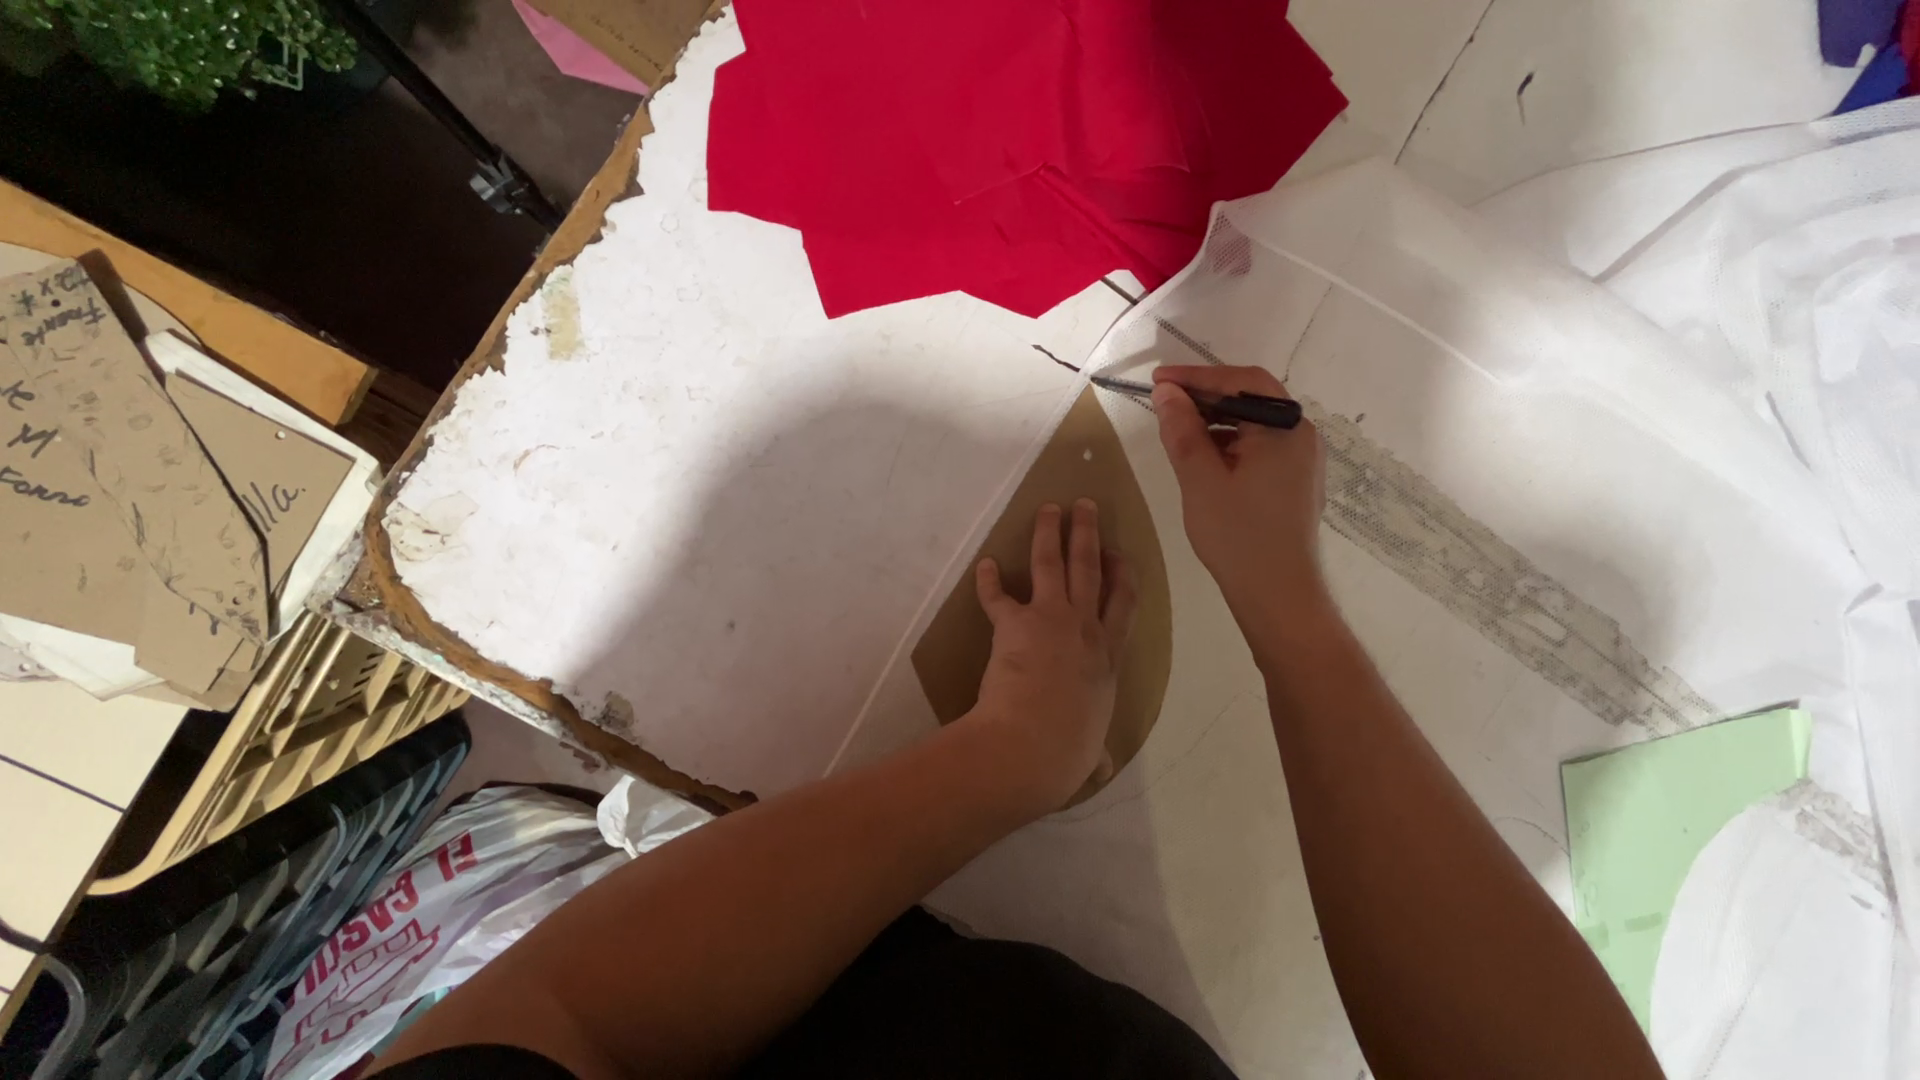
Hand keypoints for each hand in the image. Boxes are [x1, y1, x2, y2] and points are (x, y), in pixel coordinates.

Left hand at [964, 500, 1137, 814]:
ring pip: (1054, 565)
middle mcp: (1086, 631)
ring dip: (1050, 533)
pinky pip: (998, 596)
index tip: (1120, 555)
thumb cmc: (1067, 754)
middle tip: (1086, 507)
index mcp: (1107, 659)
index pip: (1124, 606)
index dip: (1123, 576)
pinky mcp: (1016, 624)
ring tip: (1049, 508)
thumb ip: (1097, 753)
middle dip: (1089, 535)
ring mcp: (1053, 622)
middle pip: (1091, 571)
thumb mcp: (1091, 753)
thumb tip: (1104, 766)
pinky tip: (985, 564)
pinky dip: (989, 581)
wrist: (1033, 746)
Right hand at [1151, 365, 1330, 615]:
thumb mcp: (1200, 479)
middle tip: (1163, 403)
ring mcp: (1301, 461)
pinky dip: (1228, 445)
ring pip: (1253, 425)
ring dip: (1214, 422)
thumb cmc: (1238, 535)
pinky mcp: (1293, 482)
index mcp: (1286, 428)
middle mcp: (1301, 436)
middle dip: (1205, 397)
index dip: (1197, 376)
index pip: (1241, 380)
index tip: (1158, 380)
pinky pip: (1259, 448)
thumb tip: (1166, 392)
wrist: (1278, 593)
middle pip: (1250, 399)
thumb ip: (1182, 430)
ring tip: (1177, 432)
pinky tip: (1202, 460)